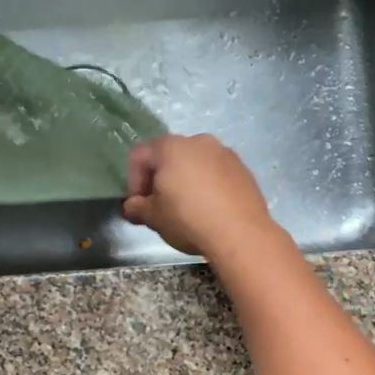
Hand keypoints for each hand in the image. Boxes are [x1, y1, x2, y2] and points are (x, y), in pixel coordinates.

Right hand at [122, 134, 284, 258]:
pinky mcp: (242, 167)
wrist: (240, 233)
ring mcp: (224, 152)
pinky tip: (209, 207)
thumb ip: (137, 207)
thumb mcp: (153, 217)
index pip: (139, 155)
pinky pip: (215, 171)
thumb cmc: (188, 219)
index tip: (139, 204)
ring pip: (194, 161)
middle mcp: (197, 141)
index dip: (133, 180)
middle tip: (160, 204)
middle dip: (159, 178)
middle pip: (167, 154)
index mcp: (170, 147)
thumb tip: (132, 206)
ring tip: (186, 206)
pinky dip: (207, 184)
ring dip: (184, 179)